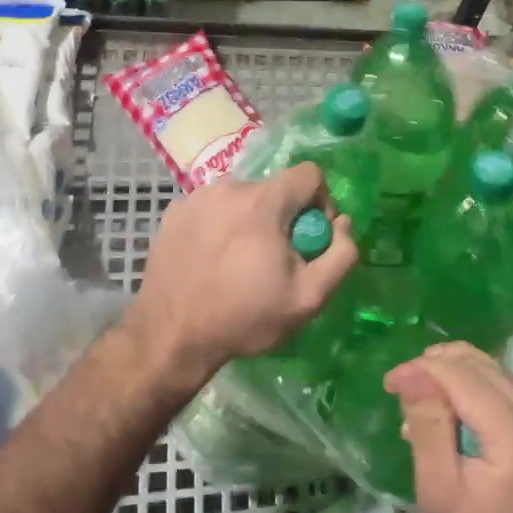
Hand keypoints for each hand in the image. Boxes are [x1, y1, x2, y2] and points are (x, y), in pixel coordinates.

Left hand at [128, 163, 357, 385]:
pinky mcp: (174, 212)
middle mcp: (228, 187)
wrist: (170, 338)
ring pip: (242, 198)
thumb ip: (340, 254)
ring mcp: (196, 197)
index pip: (309, 174)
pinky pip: (212, 208)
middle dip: (284, 218)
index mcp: (263, 201)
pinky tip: (212, 261)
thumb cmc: (244, 318)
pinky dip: (221, 226)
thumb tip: (342, 223)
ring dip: (251, 221)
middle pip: (275, 189)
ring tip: (240, 263)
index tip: (308, 239)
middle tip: (273, 261)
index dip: (320, 204)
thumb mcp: (309, 297)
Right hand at [386, 342, 512, 512]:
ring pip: (494, 371)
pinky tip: (446, 405)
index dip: (424, 370)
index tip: (389, 381)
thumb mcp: (438, 493)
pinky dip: (471, 386)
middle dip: (436, 366)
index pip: (466, 380)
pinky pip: (504, 387)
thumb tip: (414, 373)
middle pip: (483, 367)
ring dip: (453, 373)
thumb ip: (430, 428)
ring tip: (419, 394)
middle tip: (400, 384)